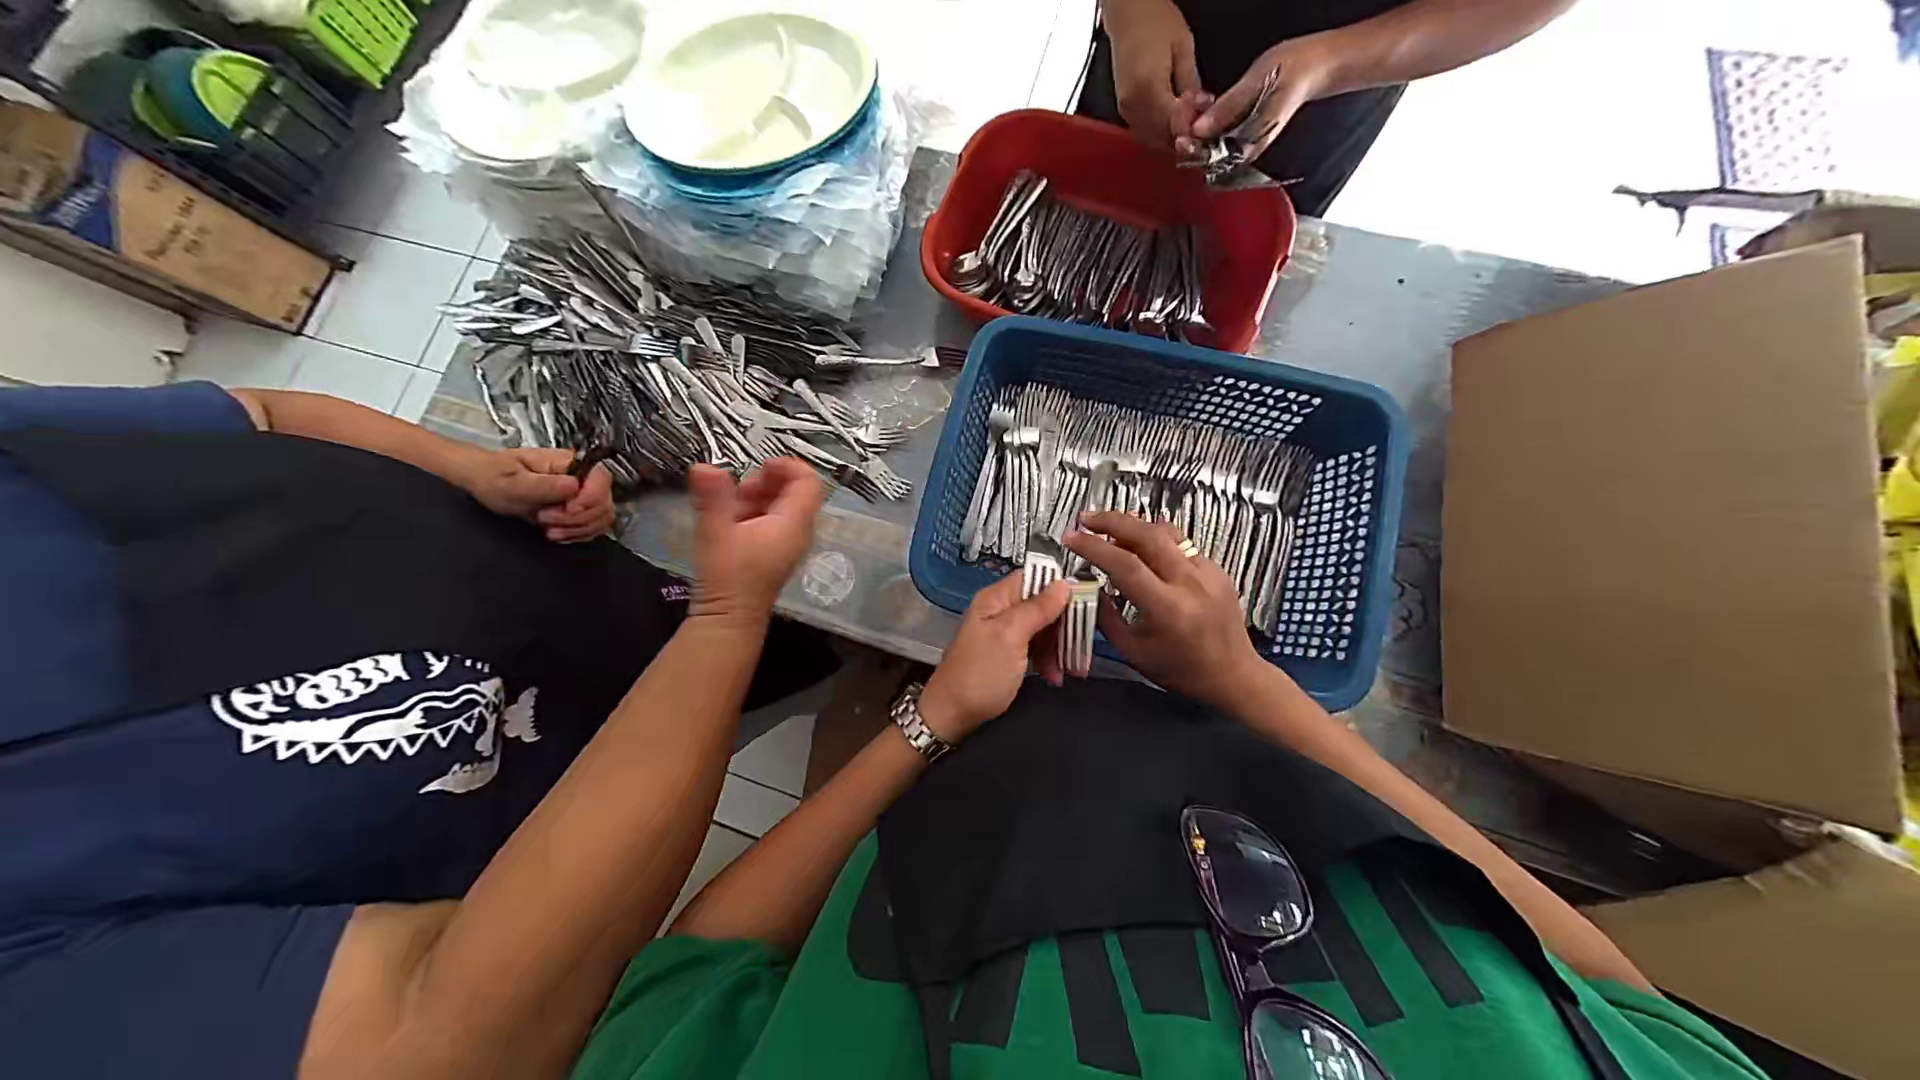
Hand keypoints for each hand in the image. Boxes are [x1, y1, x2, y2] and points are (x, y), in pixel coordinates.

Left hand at [465, 448, 614, 542]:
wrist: (486, 482)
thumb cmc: (494, 477)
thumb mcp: (511, 482)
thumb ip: (541, 485)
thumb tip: (573, 486)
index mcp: (568, 463)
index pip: (602, 478)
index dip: (591, 498)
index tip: (566, 509)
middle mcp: (582, 478)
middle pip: (604, 502)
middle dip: (577, 518)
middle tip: (545, 518)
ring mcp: (584, 495)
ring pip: (602, 517)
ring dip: (577, 529)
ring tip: (548, 528)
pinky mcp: (581, 510)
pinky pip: (594, 527)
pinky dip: (578, 535)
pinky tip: (558, 533)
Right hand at [688, 459, 821, 621]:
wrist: (730, 619)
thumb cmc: (727, 576)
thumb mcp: (715, 531)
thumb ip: (712, 497)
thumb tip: (703, 467)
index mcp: (794, 523)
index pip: (808, 482)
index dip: (788, 466)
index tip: (760, 465)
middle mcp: (798, 531)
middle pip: (795, 491)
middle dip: (766, 482)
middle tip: (739, 490)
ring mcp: (789, 542)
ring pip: (781, 505)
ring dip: (757, 498)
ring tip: (729, 509)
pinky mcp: (776, 551)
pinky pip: (773, 521)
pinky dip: (754, 513)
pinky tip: (731, 523)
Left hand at [920, 573, 1069, 742]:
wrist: (952, 717)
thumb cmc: (979, 674)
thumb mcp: (1011, 637)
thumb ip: (1037, 608)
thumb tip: (1063, 583)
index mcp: (996, 599)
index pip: (1034, 578)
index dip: (1059, 588)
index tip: (1084, 603)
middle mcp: (1000, 611)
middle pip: (1042, 605)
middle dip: (1064, 624)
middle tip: (1080, 644)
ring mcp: (1005, 634)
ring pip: (1043, 628)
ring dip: (1059, 646)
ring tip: (1071, 668)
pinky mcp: (1009, 656)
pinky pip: (1036, 648)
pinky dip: (1048, 660)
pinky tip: (1055, 675)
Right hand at [1062, 511, 1268, 708]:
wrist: (1233, 675)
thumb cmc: (1178, 670)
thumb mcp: (1132, 650)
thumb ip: (1106, 615)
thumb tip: (1087, 584)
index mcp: (1167, 608)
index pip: (1125, 564)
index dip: (1094, 546)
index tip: (1071, 538)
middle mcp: (1190, 583)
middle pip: (1148, 534)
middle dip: (1112, 520)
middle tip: (1086, 519)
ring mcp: (1207, 572)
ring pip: (1166, 532)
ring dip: (1134, 525)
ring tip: (1110, 529)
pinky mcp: (1216, 568)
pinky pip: (1180, 544)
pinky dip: (1155, 540)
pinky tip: (1141, 549)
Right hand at [1104, 0, 1207, 149]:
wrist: (1128, 12)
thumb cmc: (1154, 20)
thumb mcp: (1183, 47)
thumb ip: (1190, 84)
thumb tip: (1200, 110)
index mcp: (1148, 89)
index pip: (1174, 125)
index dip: (1192, 129)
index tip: (1207, 124)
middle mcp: (1133, 105)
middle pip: (1162, 139)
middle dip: (1183, 137)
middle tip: (1201, 126)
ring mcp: (1126, 110)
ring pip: (1152, 140)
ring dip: (1171, 138)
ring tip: (1189, 123)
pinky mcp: (1124, 110)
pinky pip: (1143, 132)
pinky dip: (1159, 133)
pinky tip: (1173, 121)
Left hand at [1179, 38, 1336, 161]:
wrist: (1313, 68)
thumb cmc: (1293, 71)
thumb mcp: (1258, 82)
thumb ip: (1228, 107)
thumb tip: (1199, 130)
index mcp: (1247, 147)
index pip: (1209, 158)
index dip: (1191, 147)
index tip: (1180, 133)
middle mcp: (1241, 152)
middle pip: (1203, 154)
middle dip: (1188, 134)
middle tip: (1184, 107)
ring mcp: (1239, 145)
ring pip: (1205, 145)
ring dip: (1192, 126)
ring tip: (1191, 102)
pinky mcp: (1236, 135)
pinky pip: (1212, 135)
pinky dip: (1202, 121)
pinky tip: (1200, 103)